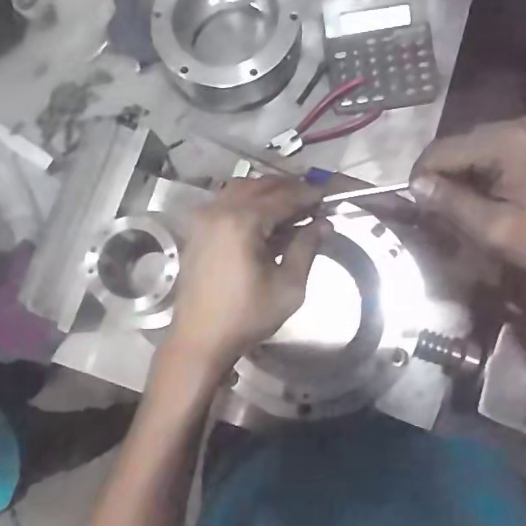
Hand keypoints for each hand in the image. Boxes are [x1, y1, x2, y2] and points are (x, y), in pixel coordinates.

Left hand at [164, 178, 325, 370]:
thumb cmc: (247, 317)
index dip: (308, 195)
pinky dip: (247, 202)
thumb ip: (306, 248)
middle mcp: (219, 211)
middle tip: (313, 201)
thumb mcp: (288, 287)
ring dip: (267, 192)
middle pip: (260, 186)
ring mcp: (203, 218)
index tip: (328, 196)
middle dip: (289, 189)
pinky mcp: (196, 229)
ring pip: (241, 189)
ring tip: (291, 208)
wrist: (200, 339)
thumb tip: (324, 224)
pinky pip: (225, 202)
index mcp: (242, 222)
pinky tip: (264, 219)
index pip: (283, 197)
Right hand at [411, 113, 525, 295]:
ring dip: (470, 167)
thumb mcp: (493, 230)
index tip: (417, 203)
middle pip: (464, 141)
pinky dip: (494, 162)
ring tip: (470, 200)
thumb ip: (450, 203)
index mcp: (510, 141)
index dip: (423, 175)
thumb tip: (417, 184)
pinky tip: (499, 188)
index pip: (444, 148)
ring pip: (483, 141)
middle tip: (442, 206)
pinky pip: (507, 142)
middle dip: (448, 171)